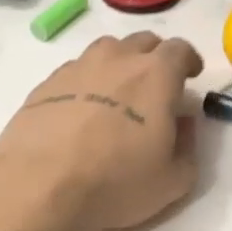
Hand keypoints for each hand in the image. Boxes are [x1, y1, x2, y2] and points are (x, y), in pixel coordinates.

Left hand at [0, 32, 202, 230]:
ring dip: (120, 65)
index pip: (180, 50)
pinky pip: (76, 72)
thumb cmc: (117, 183)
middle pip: (142, 42)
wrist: (40, 187)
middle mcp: (116, 60)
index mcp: (155, 75)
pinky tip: (84, 112)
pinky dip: (87, 83)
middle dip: (155, 58)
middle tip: (157, 87)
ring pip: (106, 52)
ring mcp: (77, 68)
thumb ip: (188, 147)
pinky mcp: (46, 85)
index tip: (191, 75)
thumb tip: (183, 125)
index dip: (189, 61)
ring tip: (119, 95)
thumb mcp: (173, 181)